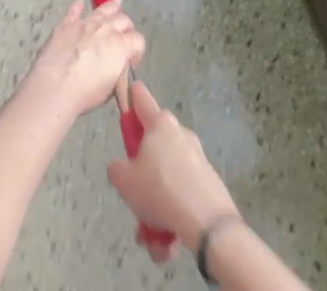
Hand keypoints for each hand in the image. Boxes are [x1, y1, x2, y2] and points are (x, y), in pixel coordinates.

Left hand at [20, 0, 146, 117]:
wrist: (55, 86)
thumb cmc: (86, 92)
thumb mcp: (112, 87)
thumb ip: (118, 72)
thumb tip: (117, 67)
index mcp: (121, 45)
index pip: (138, 40)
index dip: (137, 51)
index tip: (131, 61)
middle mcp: (106, 29)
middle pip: (124, 20)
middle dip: (127, 28)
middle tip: (124, 36)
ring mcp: (85, 24)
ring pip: (103, 10)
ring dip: (112, 6)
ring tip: (117, 2)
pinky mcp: (66, 25)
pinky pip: (74, 11)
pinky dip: (78, 6)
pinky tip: (79, 2)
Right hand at [106, 83, 239, 256]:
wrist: (207, 223)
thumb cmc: (159, 190)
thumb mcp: (124, 180)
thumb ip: (117, 168)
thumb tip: (123, 166)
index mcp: (160, 125)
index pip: (142, 99)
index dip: (132, 94)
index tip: (130, 86)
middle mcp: (181, 135)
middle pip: (155, 143)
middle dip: (142, 169)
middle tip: (134, 193)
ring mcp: (198, 158)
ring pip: (167, 175)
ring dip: (156, 202)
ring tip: (149, 232)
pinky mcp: (209, 181)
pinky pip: (182, 192)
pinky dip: (172, 212)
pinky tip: (166, 239)